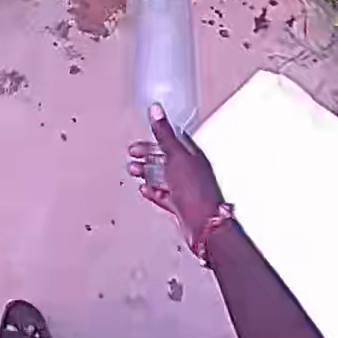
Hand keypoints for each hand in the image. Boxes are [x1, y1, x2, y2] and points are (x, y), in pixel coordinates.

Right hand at [127, 102, 225, 240]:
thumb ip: (164, 134)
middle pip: (165, 158)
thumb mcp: (176, 156)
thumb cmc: (195, 191)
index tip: (141, 137)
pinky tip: (145, 190)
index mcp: (191, 154)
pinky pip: (164, 195)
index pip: (171, 139)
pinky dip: (153, 191)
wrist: (204, 227)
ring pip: (163, 176)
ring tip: (133, 170)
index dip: (155, 136)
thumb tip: (156, 110)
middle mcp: (190, 170)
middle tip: (132, 153)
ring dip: (147, 172)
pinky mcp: (182, 206)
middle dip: (147, 155)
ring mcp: (186, 189)